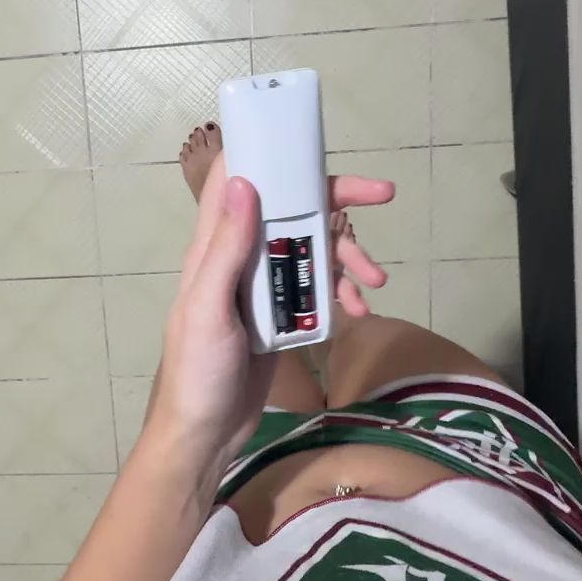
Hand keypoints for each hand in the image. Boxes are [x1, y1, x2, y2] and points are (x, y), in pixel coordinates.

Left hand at [136, 156, 394, 483]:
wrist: (207, 432)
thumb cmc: (198, 370)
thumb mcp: (208, 307)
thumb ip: (226, 248)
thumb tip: (247, 183)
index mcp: (215, 247)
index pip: (239, 181)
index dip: (271, 156)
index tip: (311, 148)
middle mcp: (241, 257)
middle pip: (291, 209)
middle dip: (336, 200)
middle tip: (383, 194)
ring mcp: (263, 286)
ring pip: (311, 249)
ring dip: (347, 256)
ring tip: (375, 281)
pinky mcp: (282, 315)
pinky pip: (317, 289)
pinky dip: (341, 293)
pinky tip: (357, 312)